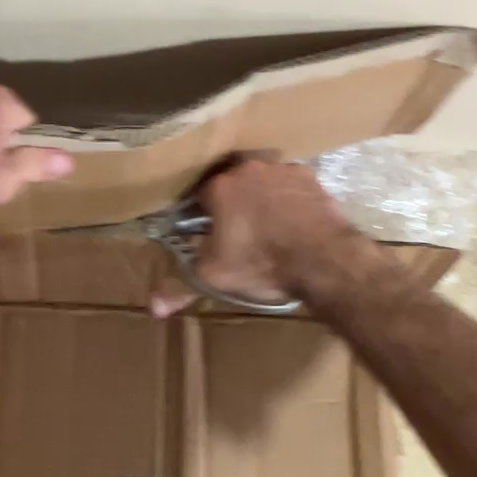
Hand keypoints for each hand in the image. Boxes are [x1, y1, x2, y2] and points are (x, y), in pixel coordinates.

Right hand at [151, 158, 371, 316]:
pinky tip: (292, 221)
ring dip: (260, 197)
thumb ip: (179, 286)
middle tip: (236, 228)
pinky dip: (288, 199)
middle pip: (231, 182)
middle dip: (231, 201)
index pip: (199, 195)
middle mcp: (249, 170)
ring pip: (262, 180)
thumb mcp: (214, 277)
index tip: (204, 232)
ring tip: (266, 226)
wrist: (324, 260)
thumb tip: (153, 307)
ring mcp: (282, 171)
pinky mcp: (311, 179)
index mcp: (220, 187)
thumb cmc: (262, 264)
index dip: (200, 214)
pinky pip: (291, 185)